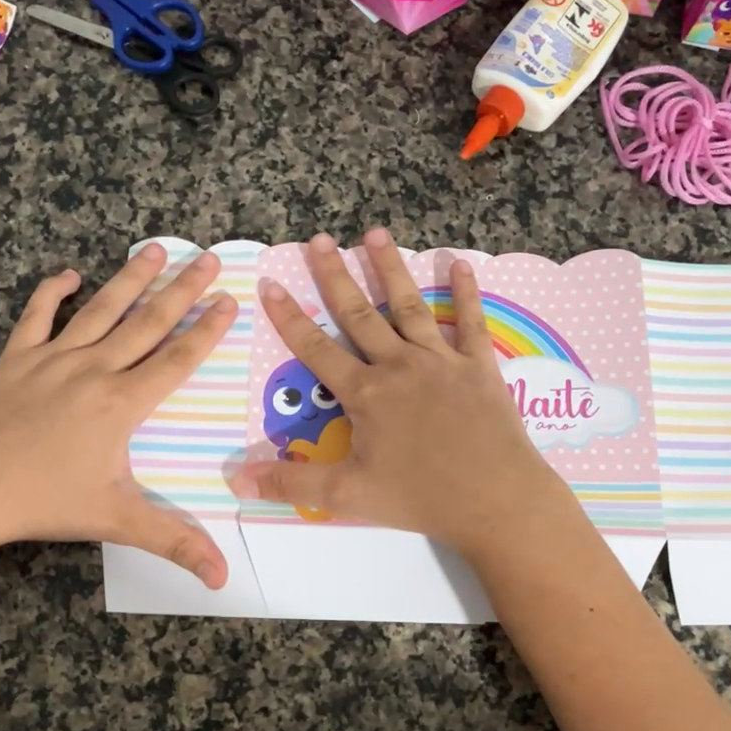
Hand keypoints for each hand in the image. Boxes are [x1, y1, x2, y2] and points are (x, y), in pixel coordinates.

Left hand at [0, 244, 237, 586]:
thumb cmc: (45, 502)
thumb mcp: (117, 521)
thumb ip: (174, 540)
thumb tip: (222, 576)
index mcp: (122, 404)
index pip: (176, 360)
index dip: (207, 331)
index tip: (229, 300)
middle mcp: (94, 370)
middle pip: (148, 323)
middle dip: (183, 289)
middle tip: (208, 258)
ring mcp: (53, 359)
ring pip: (101, 309)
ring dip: (130, 278)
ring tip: (155, 248)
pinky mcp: (16, 358)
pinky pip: (37, 316)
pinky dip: (52, 292)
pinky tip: (68, 273)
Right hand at [230, 229, 577, 555]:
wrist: (495, 498)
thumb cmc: (419, 497)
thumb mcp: (347, 495)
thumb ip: (291, 484)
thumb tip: (235, 479)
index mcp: (365, 393)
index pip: (316, 348)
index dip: (289, 317)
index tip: (269, 283)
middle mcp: (399, 365)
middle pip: (359, 314)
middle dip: (335, 275)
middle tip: (319, 239)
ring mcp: (441, 361)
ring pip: (409, 306)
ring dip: (390, 268)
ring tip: (375, 233)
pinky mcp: (479, 366)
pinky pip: (470, 322)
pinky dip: (465, 293)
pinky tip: (461, 264)